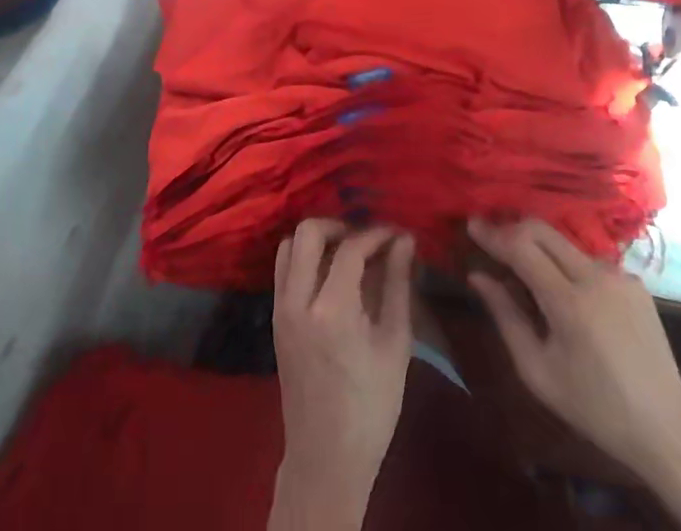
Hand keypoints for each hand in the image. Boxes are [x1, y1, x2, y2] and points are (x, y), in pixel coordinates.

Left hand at [268, 219, 414, 530]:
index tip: (399, 235)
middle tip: (368, 240)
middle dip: (340, 226)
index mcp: (331, 309)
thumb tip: (405, 240)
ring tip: (350, 253)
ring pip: (287, 247)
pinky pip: (284, 270)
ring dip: (318, 240)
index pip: (350, 247)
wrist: (327, 455)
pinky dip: (305, 258)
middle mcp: (297, 302)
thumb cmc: (372, 402)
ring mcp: (280, 310)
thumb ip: (398, 284)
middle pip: (307, 233)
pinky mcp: (275, 320)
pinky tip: (333, 274)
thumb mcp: (396, 341)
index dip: (377, 234)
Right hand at [467, 220, 680, 530]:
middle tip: (489, 237)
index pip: (522, 248)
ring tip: (519, 265)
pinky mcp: (635, 281)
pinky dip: (566, 264)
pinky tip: (560, 288)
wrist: (663, 423)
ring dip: (539, 246)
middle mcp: (596, 276)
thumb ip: (506, 317)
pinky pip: (590, 261)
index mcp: (569, 301)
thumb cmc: (592, 405)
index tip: (471, 224)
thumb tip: (478, 277)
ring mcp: (620, 275)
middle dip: (513, 228)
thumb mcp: (537, 370)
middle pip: (544, 231)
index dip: (493, 234)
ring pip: (567, 244)